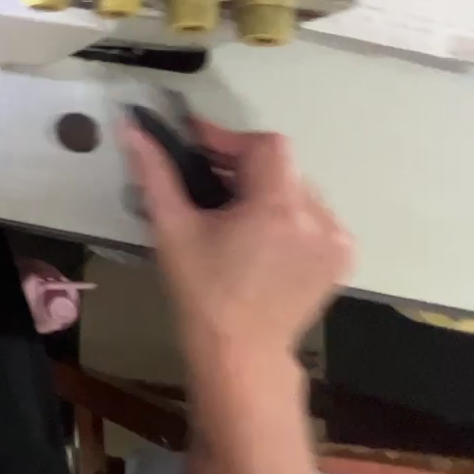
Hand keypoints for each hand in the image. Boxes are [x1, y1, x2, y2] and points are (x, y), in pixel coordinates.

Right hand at [122, 118, 352, 371]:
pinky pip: (313, 214)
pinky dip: (281, 209)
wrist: (240, 345)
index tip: (191, 142)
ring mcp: (338, 241)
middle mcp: (322, 220)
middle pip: (282, 166)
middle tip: (198, 177)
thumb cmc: (199, 285)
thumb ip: (154, 171)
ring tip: (225, 207)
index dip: (226, 137)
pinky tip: (253, 230)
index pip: (267, 146)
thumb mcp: (170, 225)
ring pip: (297, 188)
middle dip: (238, 163)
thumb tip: (131, 128)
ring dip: (260, 186)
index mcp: (279, 210)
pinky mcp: (342, 257)